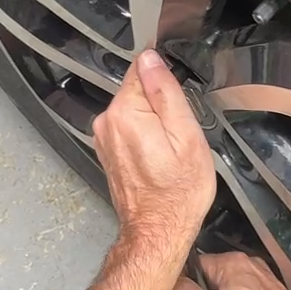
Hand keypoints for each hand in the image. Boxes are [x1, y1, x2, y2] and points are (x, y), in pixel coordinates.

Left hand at [92, 50, 216, 260]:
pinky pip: (130, 128)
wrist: (159, 230)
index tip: (177, 100)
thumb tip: (151, 58)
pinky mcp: (109, 151)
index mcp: (125, 112)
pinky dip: (146, 136)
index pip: (142, 68)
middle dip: (161, 104)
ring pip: (136, 110)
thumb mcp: (186, 135)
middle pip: (138, 90)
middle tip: (179, 133)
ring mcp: (105, 138)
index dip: (165, 78)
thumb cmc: (177, 191)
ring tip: (170, 148)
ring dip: (154, 122)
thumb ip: (166, 91)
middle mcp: (107, 122)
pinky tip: (159, 157)